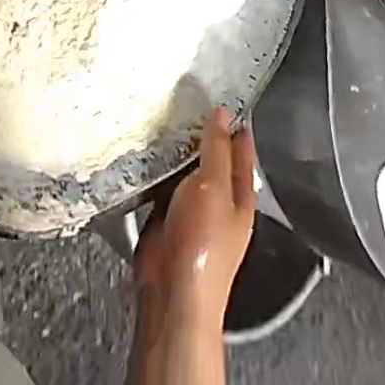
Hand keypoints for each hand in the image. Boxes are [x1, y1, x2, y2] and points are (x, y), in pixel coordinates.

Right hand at [129, 108, 255, 384]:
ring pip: (183, 169)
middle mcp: (217, 199)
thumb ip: (216, 149)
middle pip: (210, 158)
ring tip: (159, 113)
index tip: (222, 94)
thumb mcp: (213, 186)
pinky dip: (153, 167)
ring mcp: (189, 208)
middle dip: (198, 132)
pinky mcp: (164, 215)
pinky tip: (142, 148)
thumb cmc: (202, 242)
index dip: (234, 123)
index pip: (241, 149)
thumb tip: (222, 114)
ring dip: (173, 148)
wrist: (172, 290)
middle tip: (181, 97)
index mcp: (240, 194)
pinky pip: (160, 184)